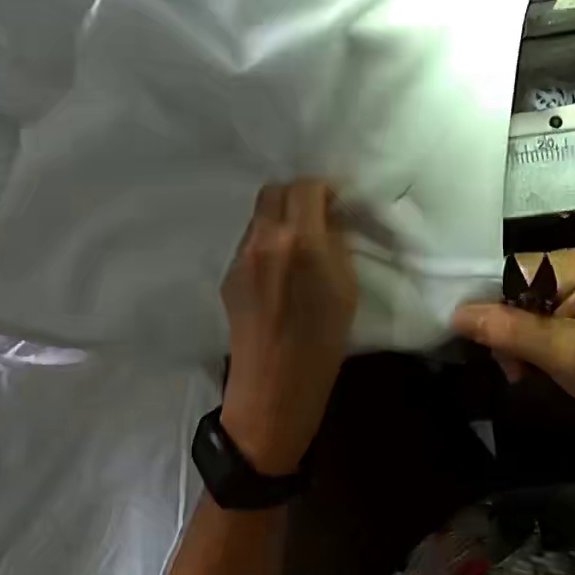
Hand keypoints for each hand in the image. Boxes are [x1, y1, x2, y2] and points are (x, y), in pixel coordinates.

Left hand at [219, 180, 359, 476]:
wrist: (274, 388)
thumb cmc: (323, 342)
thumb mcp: (346, 288)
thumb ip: (335, 244)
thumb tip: (328, 220)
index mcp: (299, 240)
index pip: (306, 187)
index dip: (324, 189)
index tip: (335, 203)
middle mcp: (263, 239)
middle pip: (274, 192)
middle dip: (297, 196)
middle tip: (315, 216)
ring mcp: (240, 257)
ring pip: (258, 217)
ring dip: (279, 219)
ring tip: (297, 245)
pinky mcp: (227, 275)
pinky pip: (249, 243)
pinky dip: (266, 243)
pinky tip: (279, 272)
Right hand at [452, 248, 574, 442]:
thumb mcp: (564, 353)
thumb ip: (510, 330)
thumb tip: (457, 314)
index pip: (511, 268)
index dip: (487, 298)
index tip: (476, 335)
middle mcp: (571, 267)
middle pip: (511, 288)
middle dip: (503, 327)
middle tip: (512, 365)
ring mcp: (572, 289)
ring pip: (517, 307)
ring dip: (512, 341)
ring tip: (523, 372)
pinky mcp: (571, 311)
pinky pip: (531, 320)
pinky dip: (525, 345)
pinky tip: (531, 368)